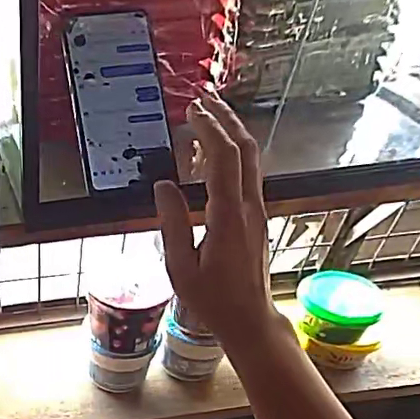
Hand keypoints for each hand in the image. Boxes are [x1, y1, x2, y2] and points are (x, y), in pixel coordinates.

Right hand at [155, 92, 281, 347]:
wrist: (249, 317)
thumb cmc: (212, 299)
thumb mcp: (180, 266)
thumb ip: (172, 224)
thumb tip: (162, 187)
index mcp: (228, 217)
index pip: (221, 160)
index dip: (207, 131)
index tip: (191, 112)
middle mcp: (249, 207)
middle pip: (244, 149)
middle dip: (224, 120)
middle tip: (202, 101)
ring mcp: (257, 211)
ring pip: (251, 159)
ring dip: (232, 134)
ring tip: (210, 117)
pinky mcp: (257, 218)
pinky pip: (248, 175)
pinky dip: (232, 155)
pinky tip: (214, 156)